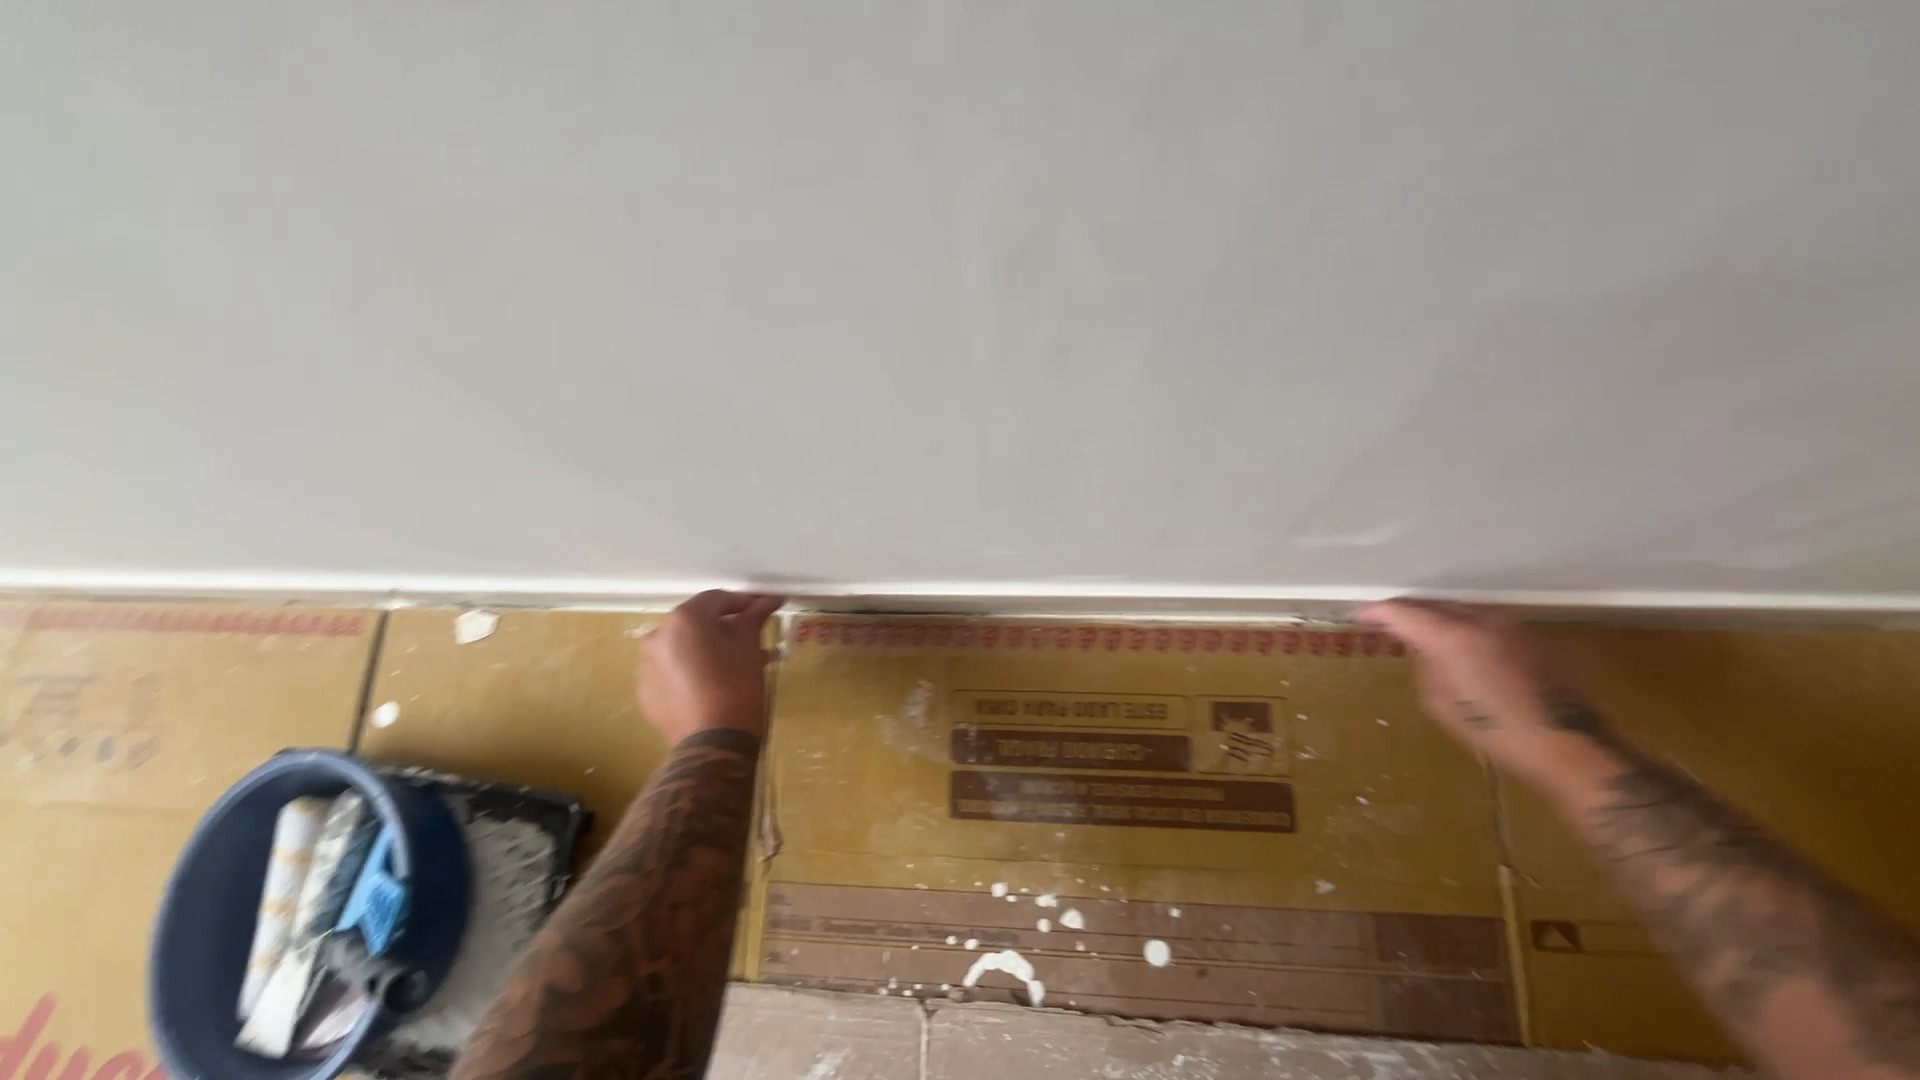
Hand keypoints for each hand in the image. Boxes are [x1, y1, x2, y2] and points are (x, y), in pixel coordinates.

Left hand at [638, 590, 783, 742]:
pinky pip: (671, 673)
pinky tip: (712, 687)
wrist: (713, 742)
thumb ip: (754, 617)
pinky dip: (690, 672)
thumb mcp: (749, 647)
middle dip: (724, 628)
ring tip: (733, 667)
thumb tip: (768, 599)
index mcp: (683, 620)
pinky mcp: (647, 693)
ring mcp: (647, 666)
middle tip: (751, 641)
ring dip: (706, 650)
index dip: (742, 602)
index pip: (716, 599)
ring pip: (682, 648)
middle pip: (696, 623)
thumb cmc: (737, 686)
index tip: (763, 609)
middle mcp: (658, 636)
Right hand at [1356, 599, 1613, 787]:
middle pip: (1433, 604)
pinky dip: (1466, 626)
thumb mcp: (1440, 702)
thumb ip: (1427, 665)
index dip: (1376, 611)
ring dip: (1438, 616)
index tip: (1359, 615)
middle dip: (1407, 611)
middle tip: (1387, 622)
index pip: (1402, 611)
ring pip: (1462, 608)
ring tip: (1423, 631)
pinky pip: (1487, 621)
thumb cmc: (1494, 732)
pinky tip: (1462, 645)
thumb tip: (1425, 649)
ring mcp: (1512, 624)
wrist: (1566, 746)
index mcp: (1452, 636)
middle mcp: (1481, 620)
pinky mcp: (1533, 635)